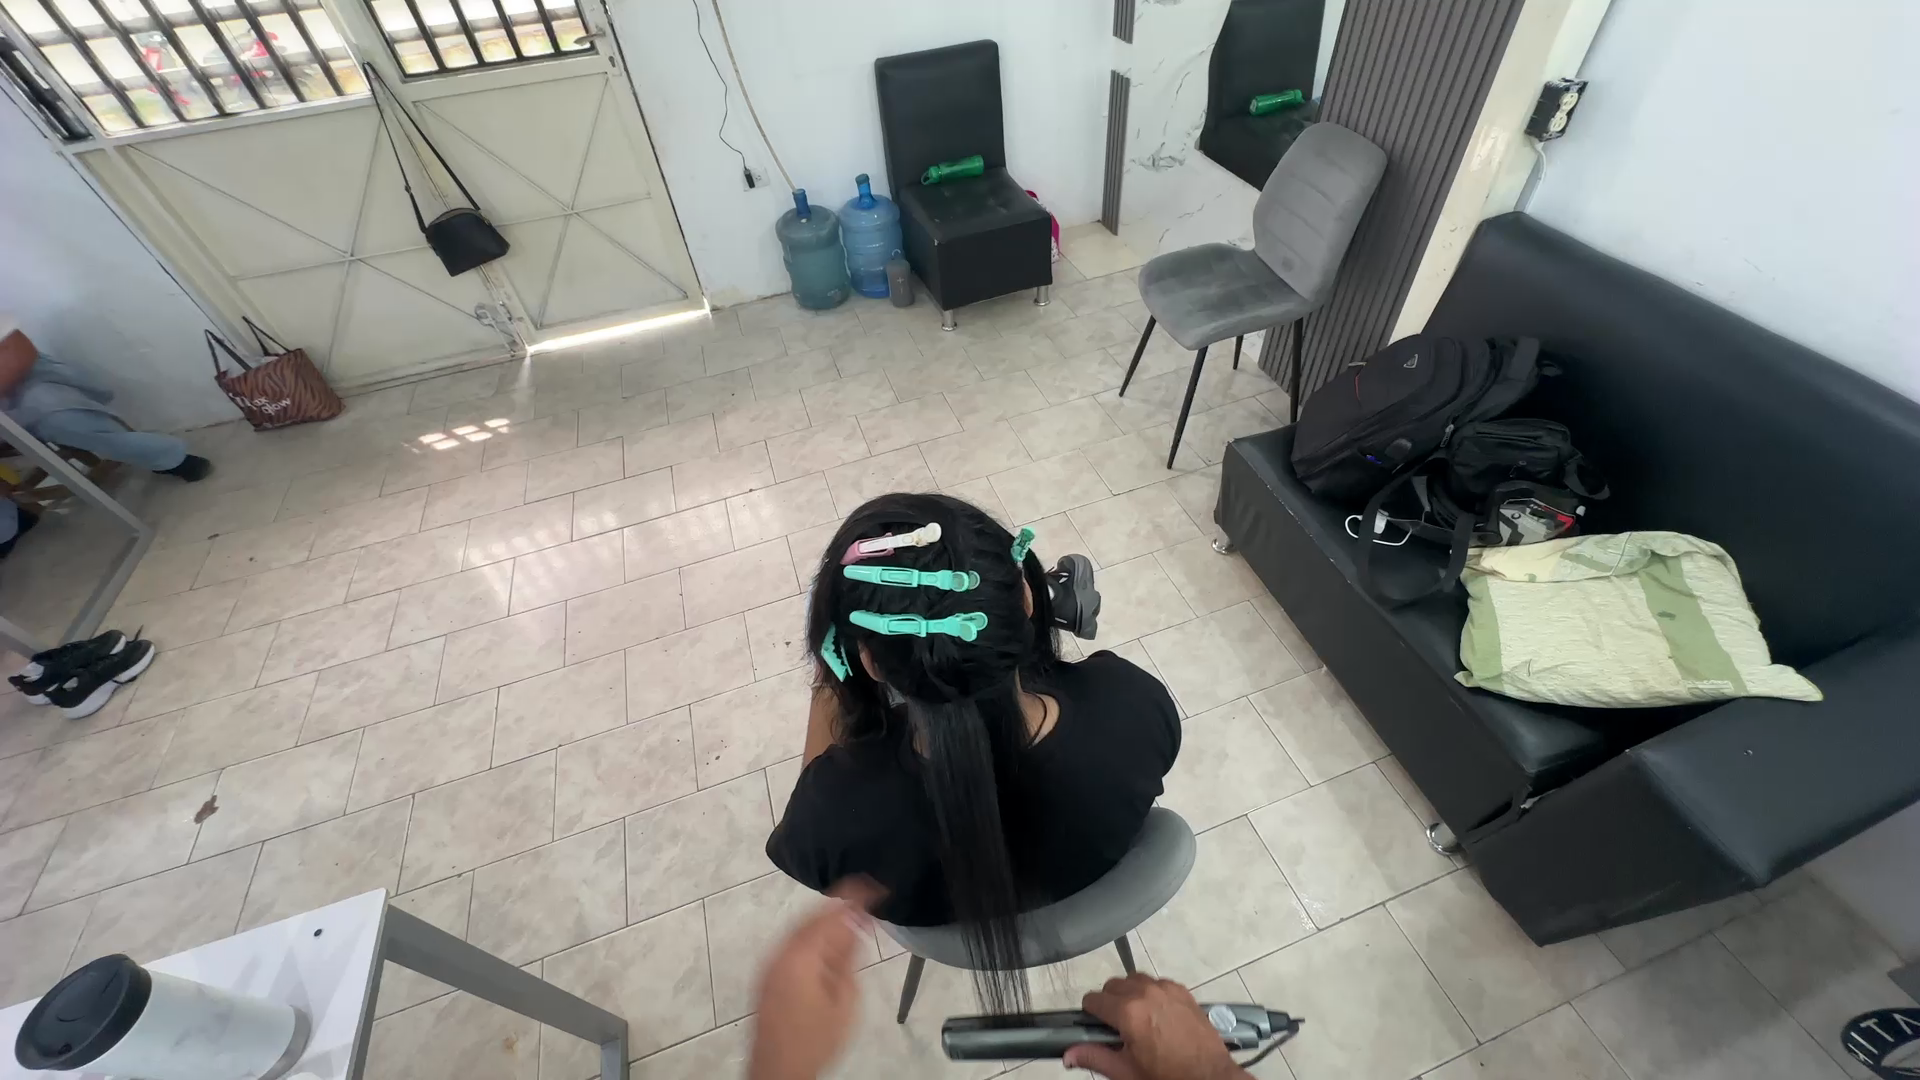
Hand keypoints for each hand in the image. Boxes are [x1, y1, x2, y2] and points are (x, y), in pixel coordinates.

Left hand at [747, 880, 880, 1079]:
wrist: (777, 1072)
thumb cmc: (817, 1039)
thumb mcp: (845, 1000)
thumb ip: (849, 956)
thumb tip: (857, 926)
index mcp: (803, 953)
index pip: (834, 913)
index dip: (858, 896)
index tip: (877, 889)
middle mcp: (782, 949)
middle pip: (815, 915)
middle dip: (841, 906)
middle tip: (866, 904)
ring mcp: (771, 962)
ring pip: (802, 926)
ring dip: (826, 919)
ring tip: (851, 922)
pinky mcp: (767, 974)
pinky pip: (792, 940)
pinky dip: (812, 934)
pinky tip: (826, 943)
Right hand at [1064, 974, 1248, 1079]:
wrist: (1211, 1079)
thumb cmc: (1167, 1078)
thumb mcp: (1128, 1073)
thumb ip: (1095, 1058)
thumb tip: (1068, 1054)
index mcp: (1128, 1012)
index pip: (1093, 999)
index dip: (1091, 1014)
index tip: (1097, 1027)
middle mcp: (1144, 992)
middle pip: (1112, 985)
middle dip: (1109, 1003)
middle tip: (1118, 1028)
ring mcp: (1164, 988)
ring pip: (1133, 980)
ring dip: (1129, 994)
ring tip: (1137, 1019)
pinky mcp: (1180, 989)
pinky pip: (1155, 982)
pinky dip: (1150, 993)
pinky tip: (1157, 1015)